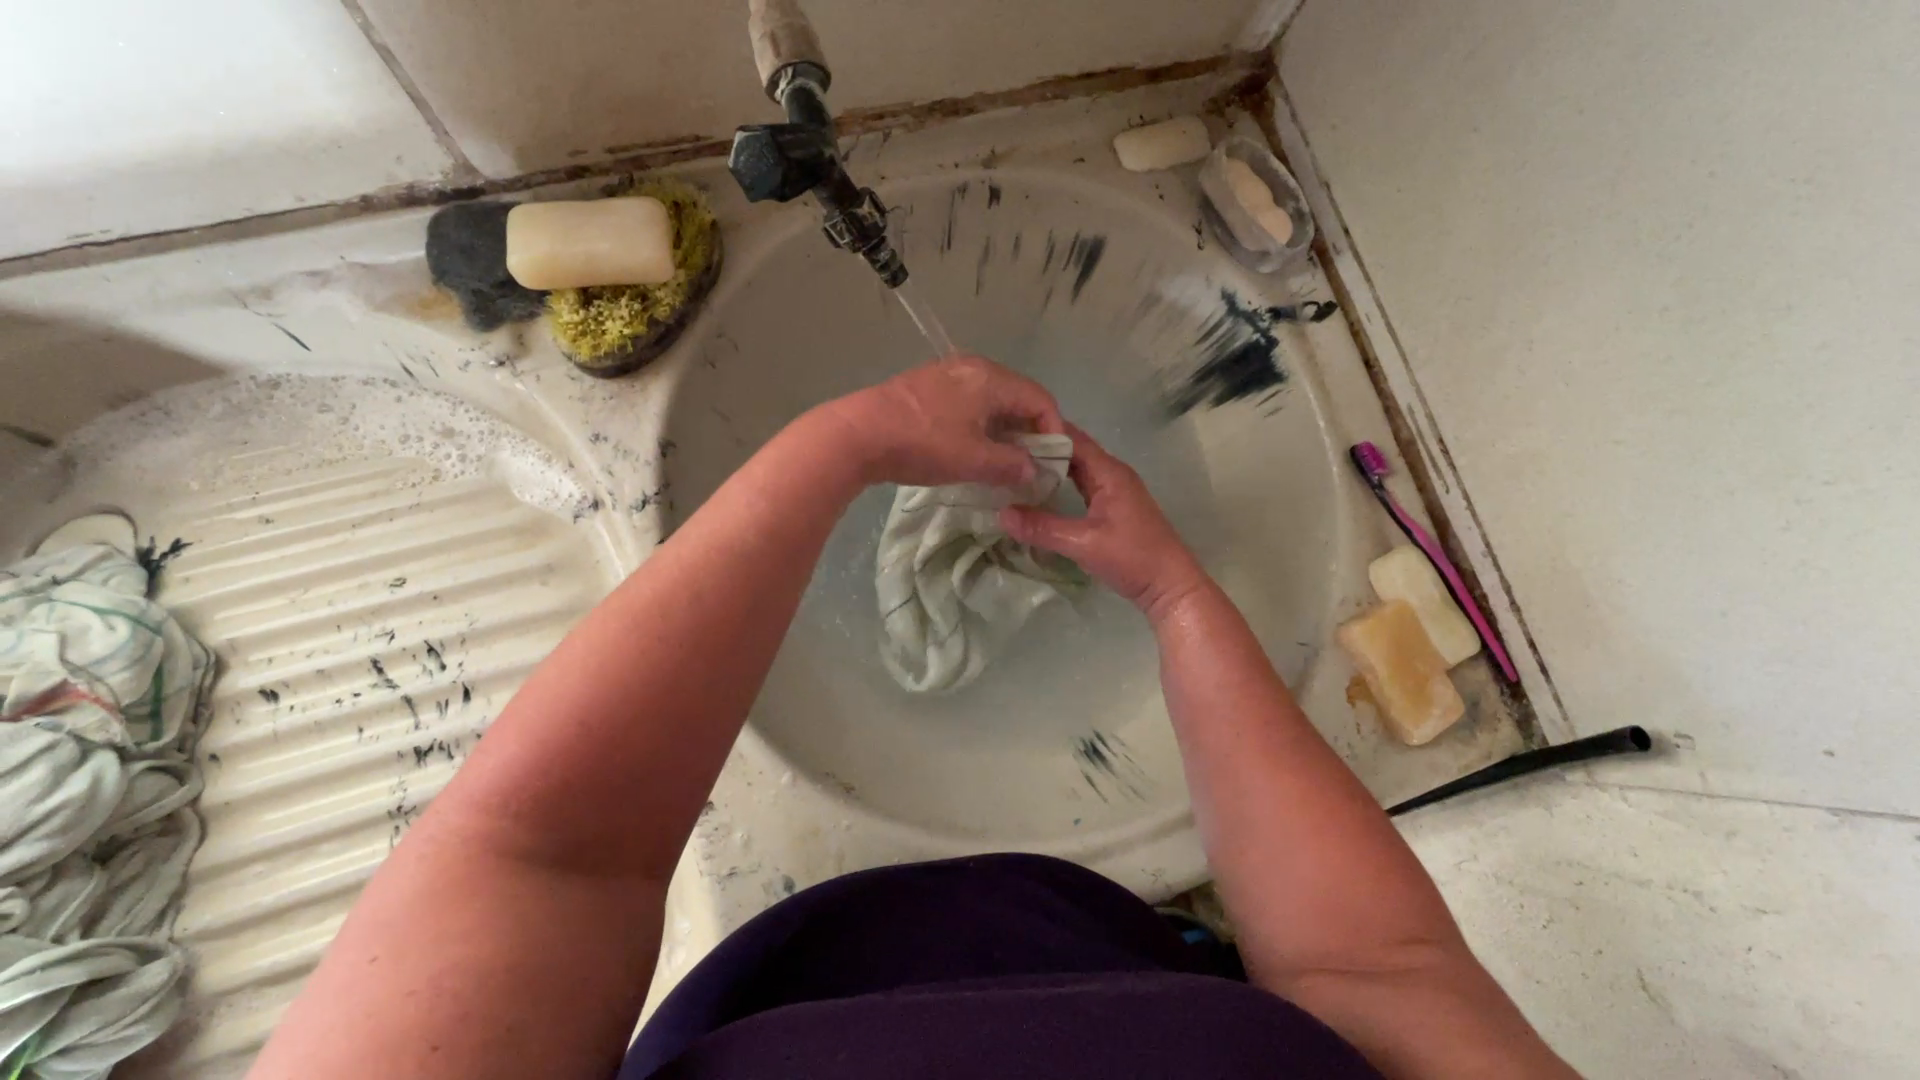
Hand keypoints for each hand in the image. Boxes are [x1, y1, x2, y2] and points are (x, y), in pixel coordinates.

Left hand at [824, 355, 1064, 488]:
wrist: (857, 435)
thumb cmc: (923, 445)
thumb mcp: (974, 461)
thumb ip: (1012, 465)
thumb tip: (1034, 470)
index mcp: (991, 378)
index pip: (1040, 399)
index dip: (1053, 431)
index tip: (1050, 463)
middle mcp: (972, 367)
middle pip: (1015, 397)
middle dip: (1027, 432)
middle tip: (1027, 465)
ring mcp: (945, 374)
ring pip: (989, 401)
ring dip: (1001, 431)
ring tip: (999, 462)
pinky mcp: (924, 387)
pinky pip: (965, 403)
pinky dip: (977, 425)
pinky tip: (967, 450)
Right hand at [999, 424, 1209, 620]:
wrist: (1169, 585)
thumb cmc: (1133, 558)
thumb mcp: (1083, 544)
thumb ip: (1042, 528)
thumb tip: (1001, 514)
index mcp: (1109, 473)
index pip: (1072, 439)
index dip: (1041, 432)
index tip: (1008, 432)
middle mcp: (1113, 474)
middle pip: (1073, 451)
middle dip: (1041, 448)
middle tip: (1004, 449)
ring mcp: (1115, 491)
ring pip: (1077, 469)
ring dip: (1050, 467)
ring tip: (1015, 467)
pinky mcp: (1113, 508)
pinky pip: (1082, 485)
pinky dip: (1060, 484)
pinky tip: (1039, 492)